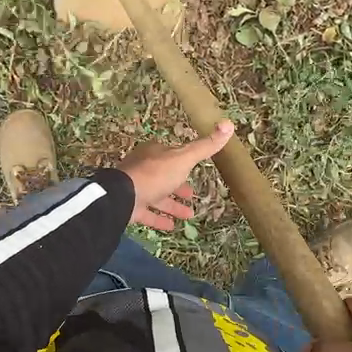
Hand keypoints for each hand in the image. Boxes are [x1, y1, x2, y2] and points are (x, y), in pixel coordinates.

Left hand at [117, 120, 234, 230]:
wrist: (122, 196)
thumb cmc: (155, 174)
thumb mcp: (184, 158)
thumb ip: (205, 146)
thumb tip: (229, 124)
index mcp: (155, 153)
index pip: (172, 156)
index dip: (185, 163)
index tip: (195, 171)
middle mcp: (144, 169)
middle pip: (165, 177)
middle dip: (179, 186)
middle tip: (192, 196)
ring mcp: (136, 189)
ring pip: (158, 197)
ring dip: (173, 206)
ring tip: (190, 215)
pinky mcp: (130, 208)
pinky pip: (148, 214)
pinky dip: (160, 219)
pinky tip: (172, 226)